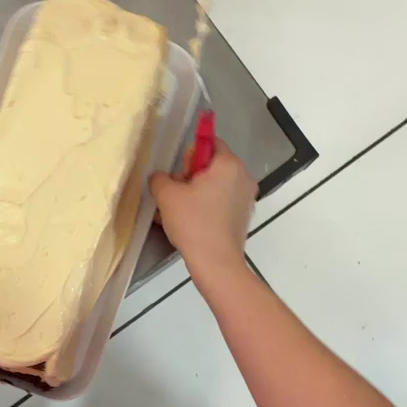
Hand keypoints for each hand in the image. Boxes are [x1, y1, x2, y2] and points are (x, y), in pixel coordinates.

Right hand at [150, 138, 255, 280]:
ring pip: (215, 187)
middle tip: (175, 197)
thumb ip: (159, 178)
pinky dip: (205, 208)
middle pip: (212, 166)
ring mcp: (246, 198)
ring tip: (177, 214)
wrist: (216, 263)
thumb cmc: (193, 224)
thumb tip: (160, 177)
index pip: (209, 142)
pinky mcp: (243, 217)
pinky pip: (220, 204)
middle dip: (190, 178)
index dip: (190, 155)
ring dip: (195, 195)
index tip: (179, 175)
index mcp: (229, 164)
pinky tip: (189, 225)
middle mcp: (243, 177)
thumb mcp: (166, 196)